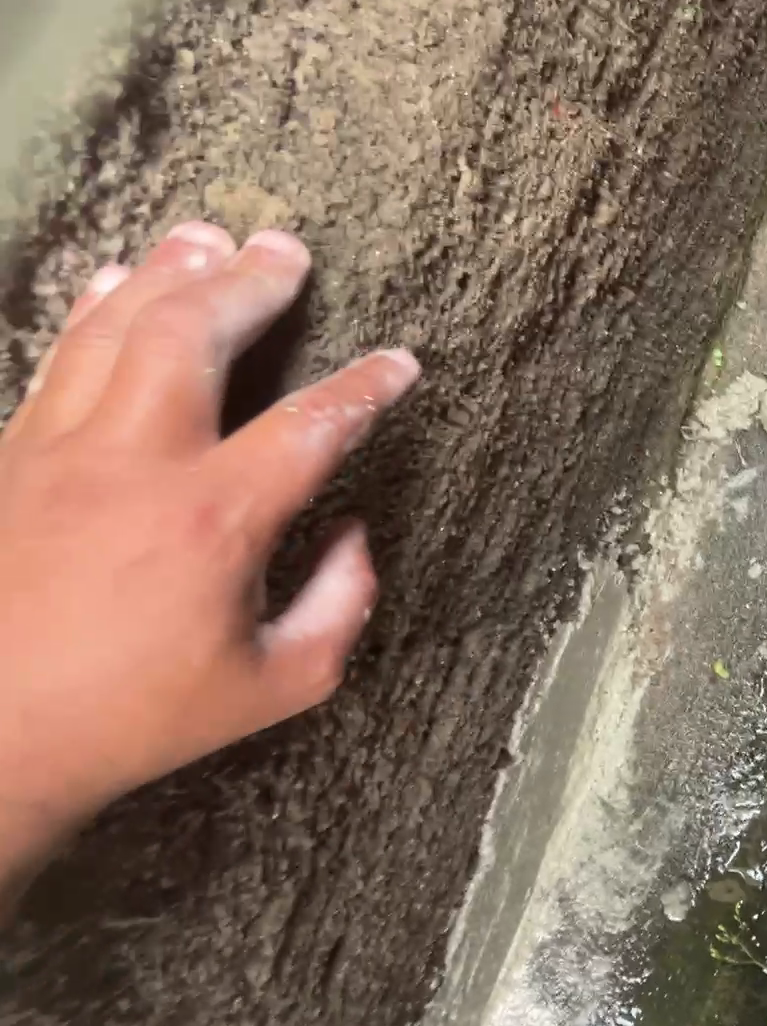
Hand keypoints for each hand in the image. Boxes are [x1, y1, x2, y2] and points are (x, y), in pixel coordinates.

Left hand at [0, 222, 417, 882]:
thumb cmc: (138, 718)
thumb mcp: (286, 679)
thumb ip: (342, 601)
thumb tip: (351, 537)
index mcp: (211, 520)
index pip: (311, 427)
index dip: (365, 388)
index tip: (399, 364)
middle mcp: (129, 468)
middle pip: (191, 343)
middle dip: (246, 288)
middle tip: (284, 250)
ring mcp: (49, 457)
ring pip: (110, 335)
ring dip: (164, 279)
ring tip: (203, 238)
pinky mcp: (4, 464)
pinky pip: (56, 364)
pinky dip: (92, 314)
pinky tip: (113, 285)